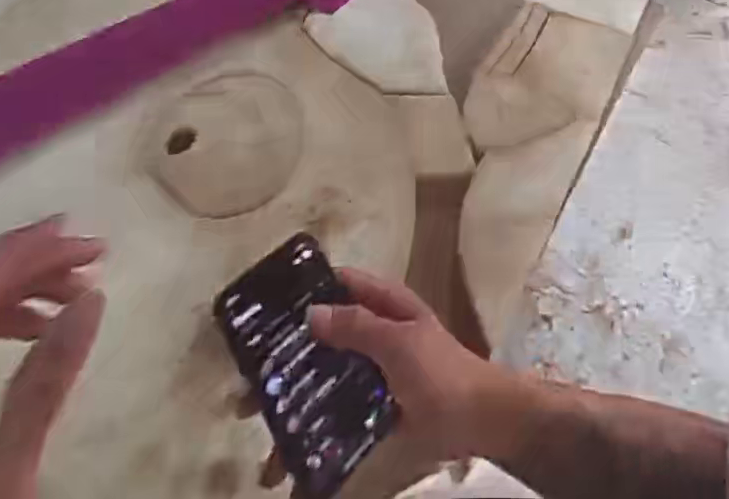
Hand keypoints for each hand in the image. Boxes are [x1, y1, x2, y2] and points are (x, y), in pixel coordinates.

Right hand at [269, 269, 505, 471]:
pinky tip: (288, 445)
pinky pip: (336, 405)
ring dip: (295, 392)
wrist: (480, 421)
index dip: (305, 289)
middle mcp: (372, 328)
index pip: (337, 283)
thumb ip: (357, 326)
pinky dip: (314, 420)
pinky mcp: (372, 400)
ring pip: (325, 371)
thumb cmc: (441, 370)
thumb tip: (310, 313)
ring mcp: (370, 366)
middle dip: (288, 352)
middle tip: (248, 377)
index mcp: (382, 302)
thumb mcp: (399, 342)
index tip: (267, 306)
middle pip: (323, 331)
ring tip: (256, 418)